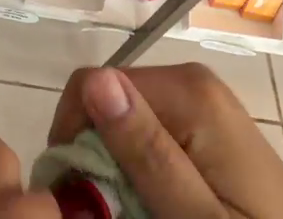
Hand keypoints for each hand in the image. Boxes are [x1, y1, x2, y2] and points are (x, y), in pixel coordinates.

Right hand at [50, 65, 282, 218]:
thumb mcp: (197, 217)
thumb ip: (147, 152)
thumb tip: (95, 79)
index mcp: (189, 92)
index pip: (91, 85)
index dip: (75, 138)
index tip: (80, 194)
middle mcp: (192, 82)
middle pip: (106, 101)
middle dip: (96, 152)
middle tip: (107, 209)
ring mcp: (202, 102)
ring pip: (124, 119)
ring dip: (117, 163)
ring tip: (133, 208)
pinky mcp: (207, 124)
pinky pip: (150, 132)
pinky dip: (141, 167)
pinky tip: (155, 201)